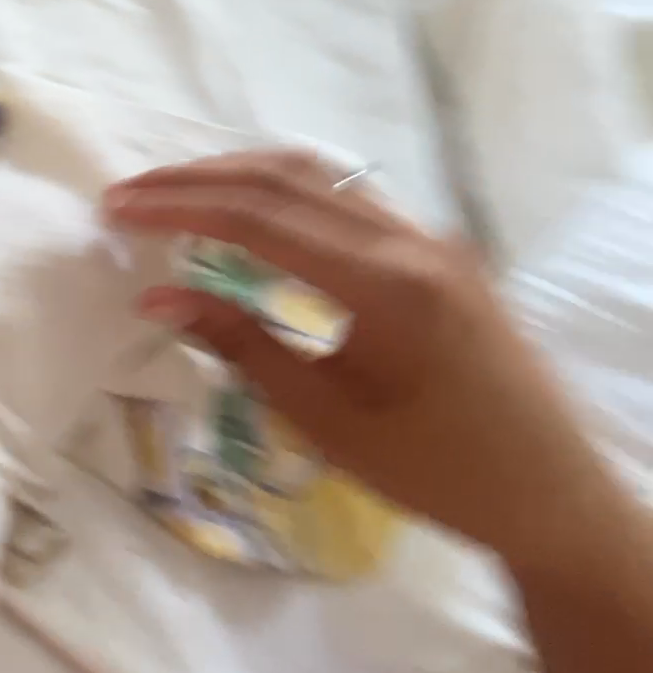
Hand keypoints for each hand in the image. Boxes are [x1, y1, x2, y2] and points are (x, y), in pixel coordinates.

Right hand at [104, 151, 623, 569]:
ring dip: (230, 172)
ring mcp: (429, 239)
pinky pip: (339, 193)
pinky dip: (272, 185)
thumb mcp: (321, 415)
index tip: (116, 210)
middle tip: (125, 192)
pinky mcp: (432, 249)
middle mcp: (413, 243)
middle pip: (281, 180)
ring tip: (167, 188)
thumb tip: (152, 297)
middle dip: (191, 179)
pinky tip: (237, 201)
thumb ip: (237, 342)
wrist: (556, 499)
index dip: (176, 209)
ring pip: (313, 174)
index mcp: (388, 286)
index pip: (257, 221)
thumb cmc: (434, 469)